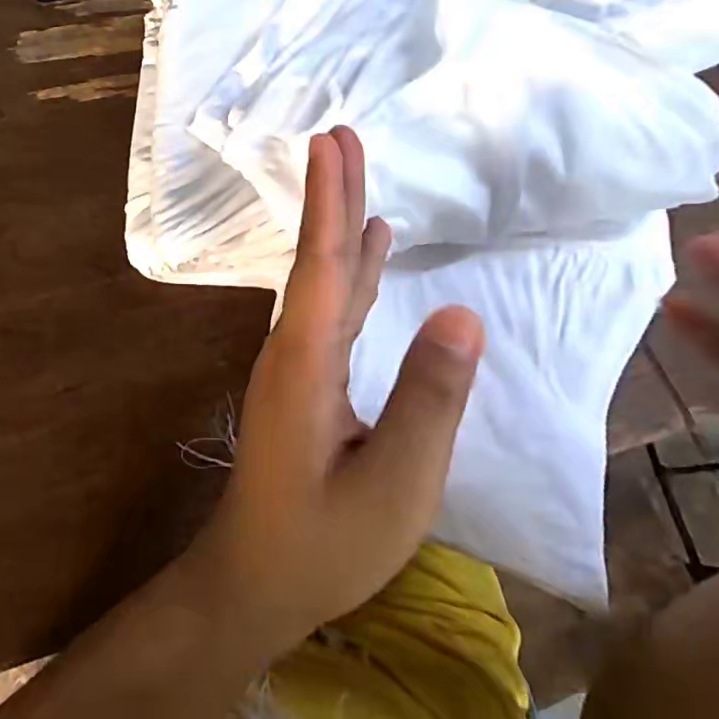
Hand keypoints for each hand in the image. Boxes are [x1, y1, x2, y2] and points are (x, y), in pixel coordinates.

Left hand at [0, 127, 483, 718]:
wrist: (256, 581)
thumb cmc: (324, 544)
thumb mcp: (394, 485)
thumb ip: (428, 400)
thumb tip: (462, 315)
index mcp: (307, 362)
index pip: (324, 265)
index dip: (332, 201)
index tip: (332, 142)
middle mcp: (293, 348)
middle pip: (318, 259)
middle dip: (331, 195)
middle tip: (341, 137)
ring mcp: (296, 364)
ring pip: (324, 280)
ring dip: (340, 226)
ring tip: (357, 178)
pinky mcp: (305, 380)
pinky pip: (333, 309)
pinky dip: (351, 272)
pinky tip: (367, 254)